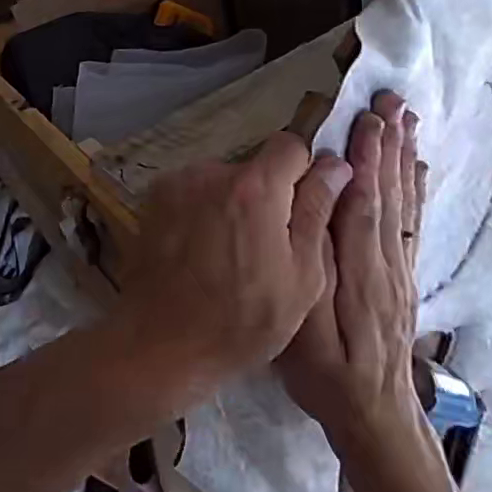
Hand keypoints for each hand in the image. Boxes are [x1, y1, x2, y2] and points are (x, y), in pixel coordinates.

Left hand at [116, 130, 353, 383]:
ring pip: (223, 180)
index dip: (302, 170)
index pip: (290, 144)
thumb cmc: (240, 323)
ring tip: (226, 255)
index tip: (300, 206)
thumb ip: (318, 211)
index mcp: (255, 187)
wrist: (158, 348)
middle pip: (255, 166)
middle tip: (263, 246)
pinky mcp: (155, 197)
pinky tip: (198, 253)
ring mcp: (179, 182)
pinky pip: (194, 192)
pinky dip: (202, 211)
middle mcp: (214, 171)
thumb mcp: (300, 277)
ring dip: (232, 204)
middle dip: (266, 195)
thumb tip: (336, 165)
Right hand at [276, 91, 428, 446]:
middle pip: (390, 193)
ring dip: (404, 156)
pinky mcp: (405, 273)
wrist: (377, 416)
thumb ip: (313, 273)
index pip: (365, 205)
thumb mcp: (306, 334)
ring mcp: (401, 266)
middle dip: (389, 144)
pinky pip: (413, 221)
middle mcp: (388, 261)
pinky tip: (417, 166)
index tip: (367, 119)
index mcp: (361, 272)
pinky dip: (416, 188)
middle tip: (393, 100)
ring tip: (407, 119)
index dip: (367, 161)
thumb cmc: (328, 374)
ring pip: (404, 201)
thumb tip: (317, 216)